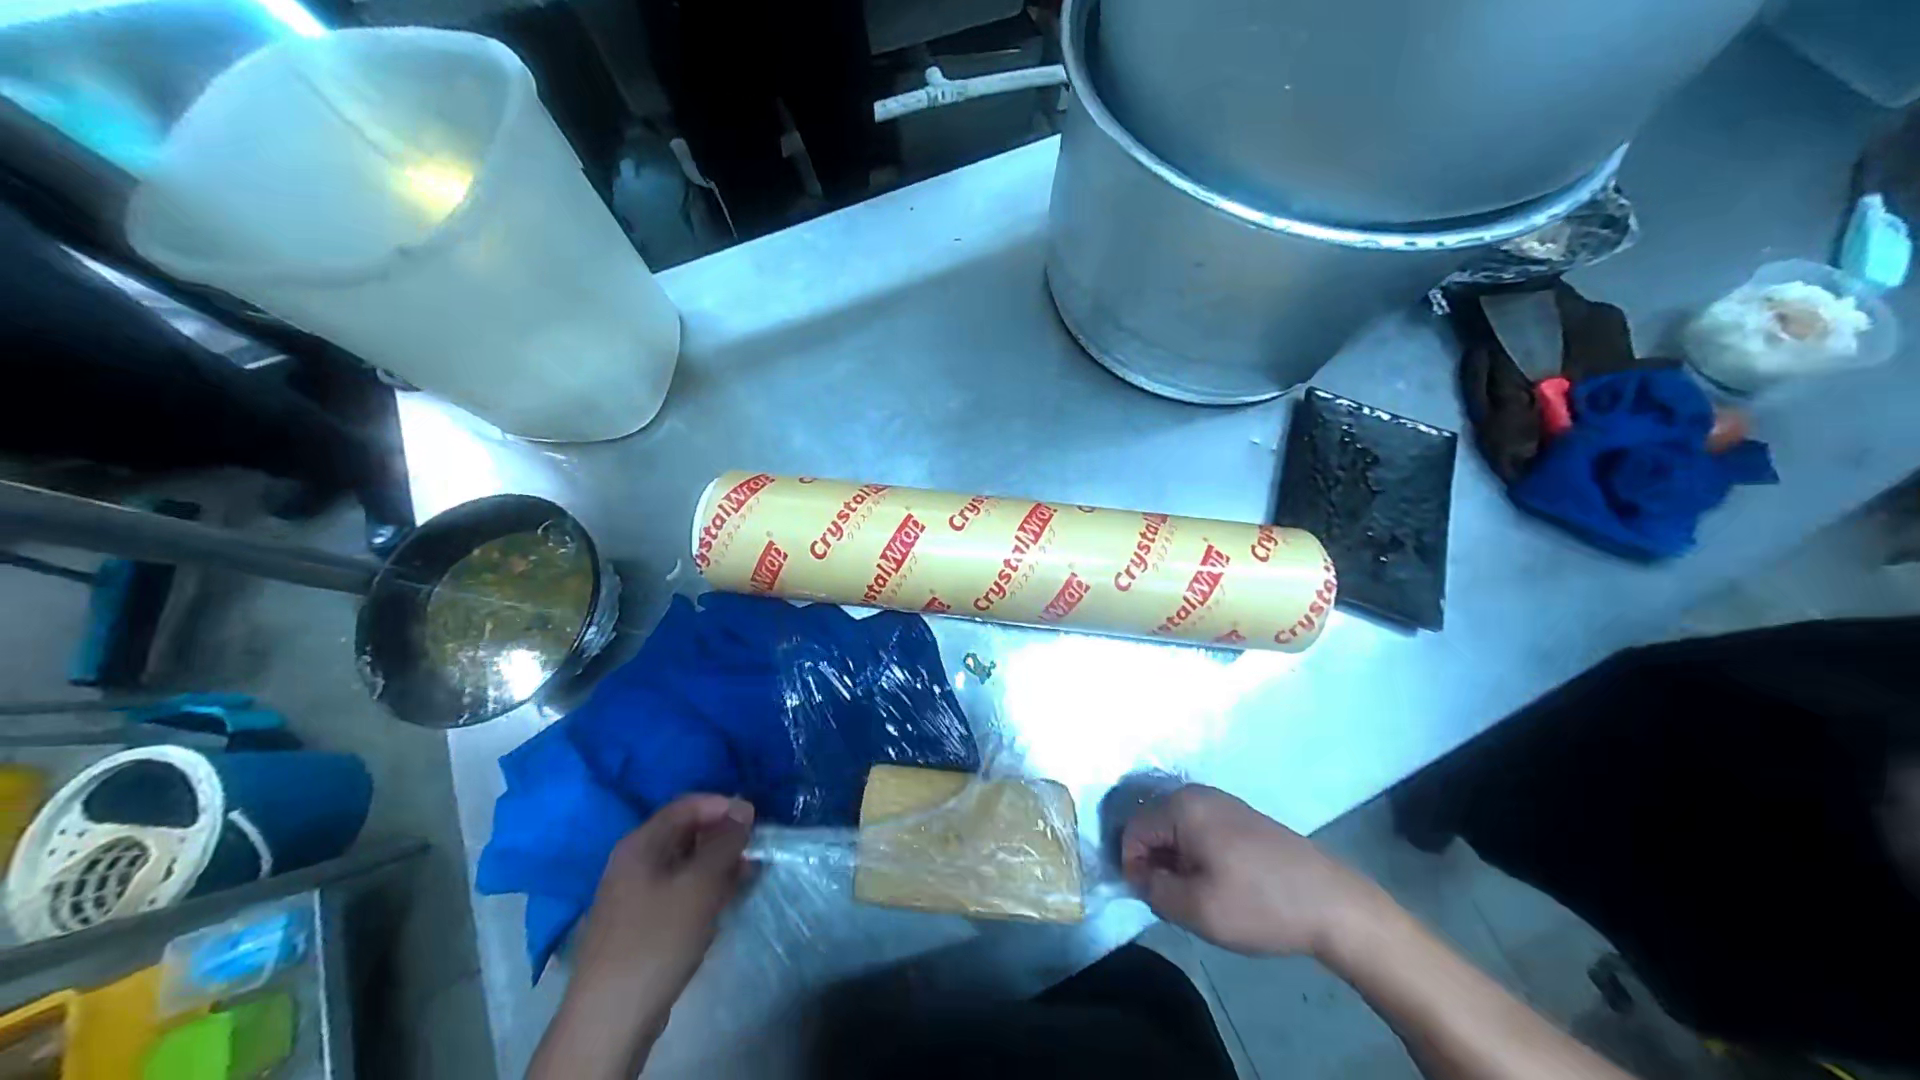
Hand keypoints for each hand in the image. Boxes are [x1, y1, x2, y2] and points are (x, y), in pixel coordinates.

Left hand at [532, 795, 752, 1079]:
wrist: (611, 1017)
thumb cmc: (658, 938)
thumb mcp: (700, 884)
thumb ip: (725, 842)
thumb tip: (743, 806)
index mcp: (641, 843)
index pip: (687, 805)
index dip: (723, 806)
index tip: (755, 821)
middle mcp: (634, 861)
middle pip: (685, 833)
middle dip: (723, 837)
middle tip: (755, 850)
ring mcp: (634, 894)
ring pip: (685, 864)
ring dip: (717, 864)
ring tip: (747, 875)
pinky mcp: (641, 923)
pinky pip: (678, 890)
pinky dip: (704, 889)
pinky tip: (724, 902)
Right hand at [1121, 784, 1388, 957]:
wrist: (1334, 906)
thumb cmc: (1259, 904)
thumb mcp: (1195, 908)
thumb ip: (1153, 890)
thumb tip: (1140, 875)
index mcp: (1182, 806)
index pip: (1132, 829)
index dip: (1132, 866)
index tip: (1152, 899)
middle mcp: (1199, 794)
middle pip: (1154, 826)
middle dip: (1156, 863)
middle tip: (1175, 901)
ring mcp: (1224, 803)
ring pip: (1177, 831)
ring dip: (1177, 863)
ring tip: (1199, 897)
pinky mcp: (1243, 818)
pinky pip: (1201, 831)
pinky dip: (1198, 856)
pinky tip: (1220, 885)